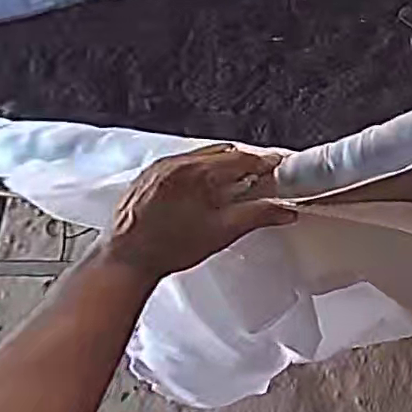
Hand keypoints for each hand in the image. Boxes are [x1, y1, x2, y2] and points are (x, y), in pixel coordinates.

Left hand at [98, 146, 297, 281]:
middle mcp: (176, 163)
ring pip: (202, 156)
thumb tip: (284, 211)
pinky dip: (201, 171)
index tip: (276, 168)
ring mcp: (160, 168)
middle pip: (222, 152)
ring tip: (233, 187)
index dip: (263, 163)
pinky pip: (183, 163)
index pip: (241, 159)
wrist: (127, 259)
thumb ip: (258, 215)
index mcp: (196, 172)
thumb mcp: (223, 231)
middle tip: (259, 179)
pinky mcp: (149, 175)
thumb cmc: (168, 247)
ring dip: (222, 166)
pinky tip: (206, 191)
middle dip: (244, 163)